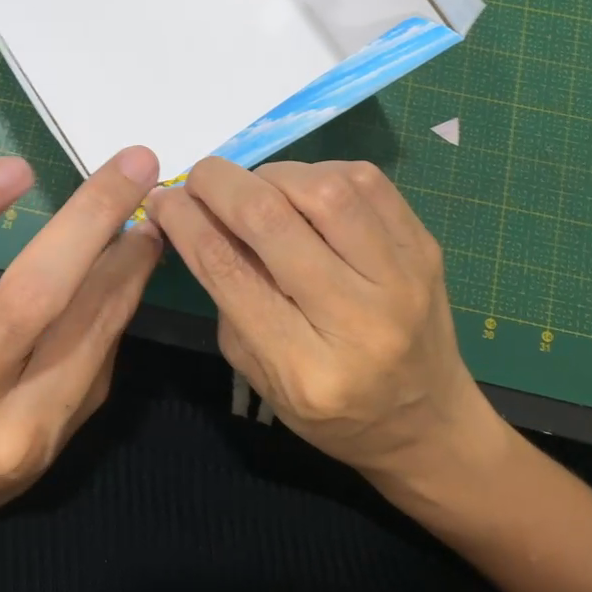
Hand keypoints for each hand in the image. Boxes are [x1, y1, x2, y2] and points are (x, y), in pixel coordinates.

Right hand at [150, 158, 493, 481]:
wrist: (428, 421)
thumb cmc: (329, 407)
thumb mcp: (258, 370)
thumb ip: (228, 294)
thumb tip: (197, 215)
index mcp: (305, 367)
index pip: (229, 270)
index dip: (186, 222)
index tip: (164, 199)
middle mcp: (358, 320)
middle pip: (273, 220)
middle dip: (221, 186)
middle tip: (200, 179)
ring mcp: (402, 279)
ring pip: (324, 188)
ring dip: (273, 175)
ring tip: (257, 189)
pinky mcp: (425, 248)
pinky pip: (366, 180)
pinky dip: (319, 171)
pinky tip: (303, 191)